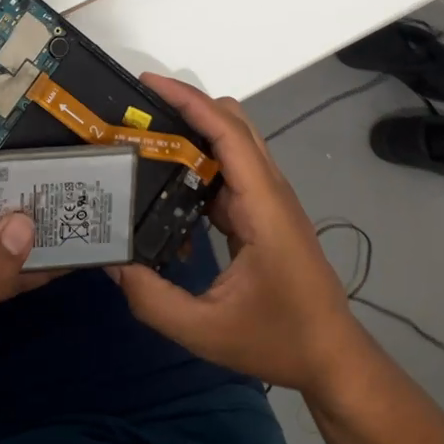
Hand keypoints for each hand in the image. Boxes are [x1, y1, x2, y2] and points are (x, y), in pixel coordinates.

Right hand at [108, 74, 358, 393]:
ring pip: (233, 146)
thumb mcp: (204, 330)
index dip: (189, 101)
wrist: (332, 359)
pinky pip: (230, 174)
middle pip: (234, 125)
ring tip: (142, 139)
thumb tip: (110, 259)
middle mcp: (270, 192)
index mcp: (263, 208)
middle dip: (188, 107)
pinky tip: (165, 184)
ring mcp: (270, 202)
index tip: (147, 84)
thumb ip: (151, 298)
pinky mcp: (264, 216)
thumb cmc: (277, 340)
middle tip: (137, 111)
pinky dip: (198, 164)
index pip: (228, 133)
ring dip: (193, 133)